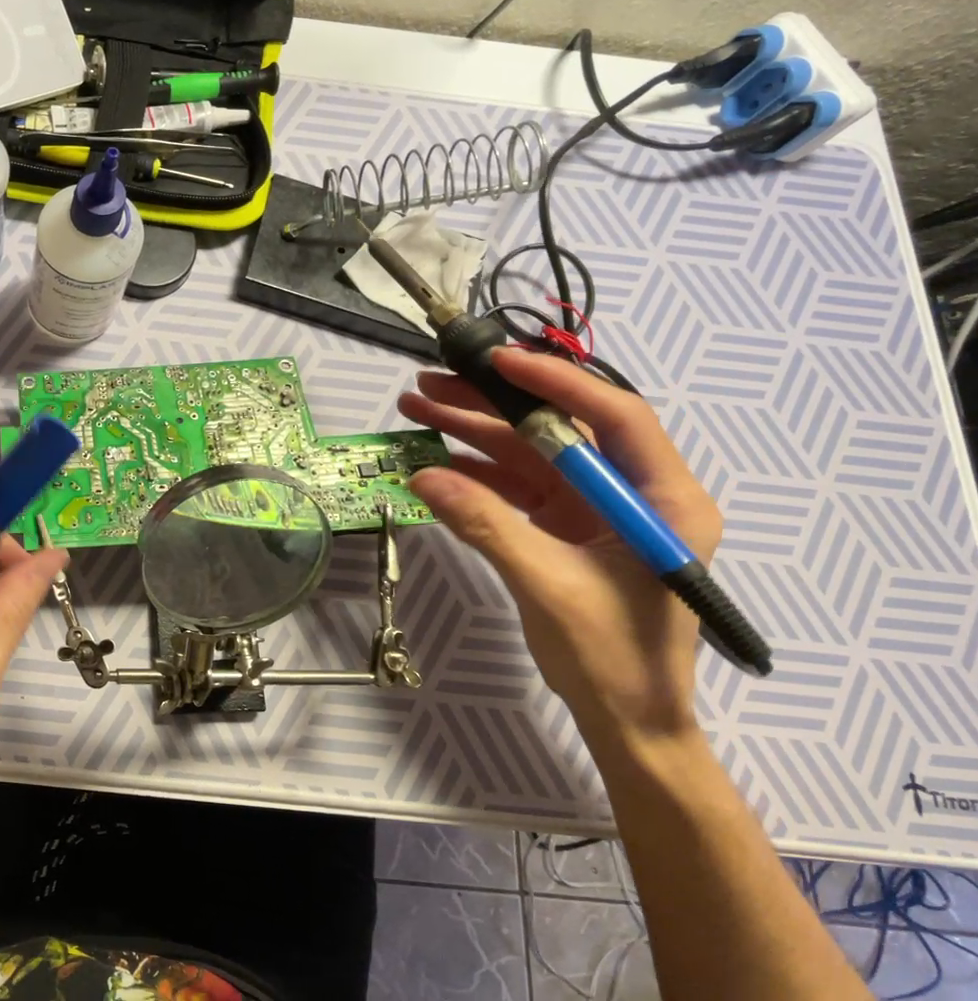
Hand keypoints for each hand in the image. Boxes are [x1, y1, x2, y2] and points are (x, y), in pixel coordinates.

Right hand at [398, 348, 721, 741]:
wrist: (625, 718)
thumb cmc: (610, 654)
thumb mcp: (546, 582)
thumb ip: (485, 524)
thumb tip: (423, 475)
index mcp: (660, 498)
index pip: (615, 417)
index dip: (557, 383)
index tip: (497, 361)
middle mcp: (630, 493)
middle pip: (560, 430)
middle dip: (493, 405)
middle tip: (430, 384)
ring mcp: (595, 512)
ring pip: (531, 455)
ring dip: (475, 434)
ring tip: (418, 410)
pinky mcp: (565, 531)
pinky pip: (517, 489)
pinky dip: (475, 475)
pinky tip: (434, 462)